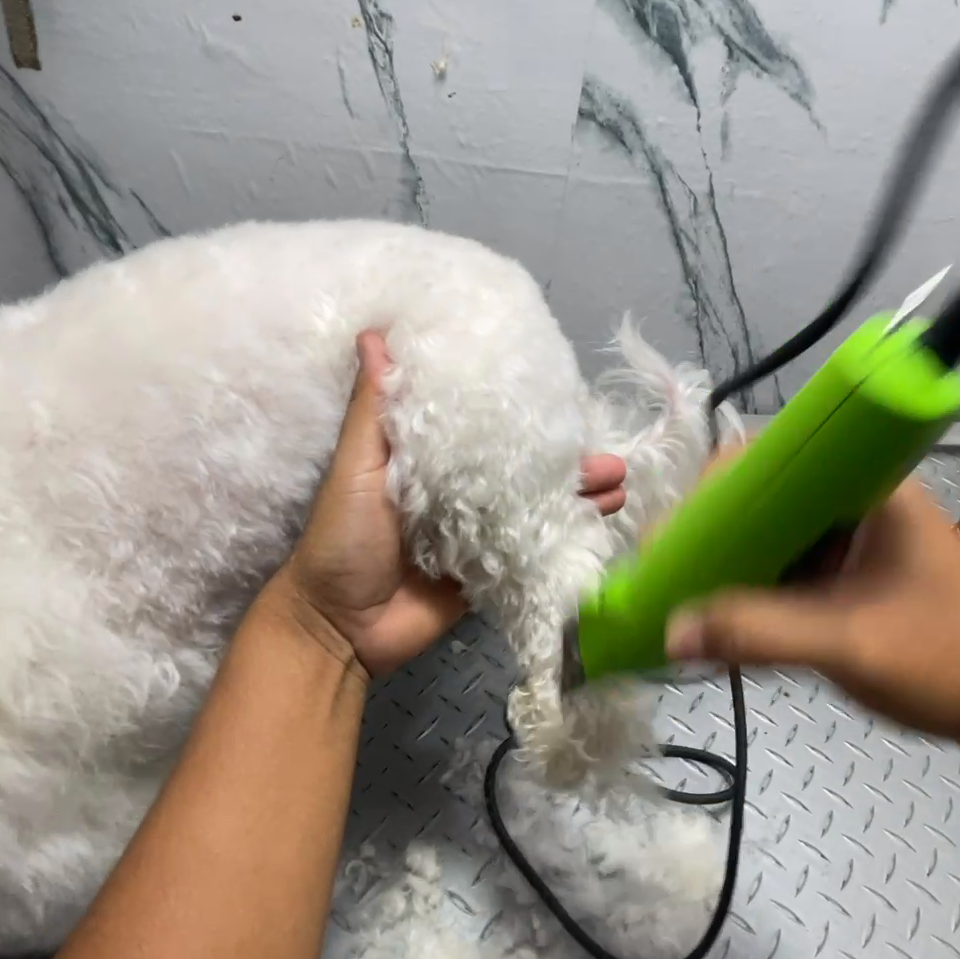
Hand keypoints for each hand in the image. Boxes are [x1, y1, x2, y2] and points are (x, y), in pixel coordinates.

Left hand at [265, 332, 627, 678]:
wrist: (341, 626)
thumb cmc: (344, 537)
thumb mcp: (357, 466)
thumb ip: (373, 409)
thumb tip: (374, 332)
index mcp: (429, 458)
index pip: (483, 424)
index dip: (522, 408)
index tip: (559, 388)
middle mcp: (461, 489)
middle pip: (524, 465)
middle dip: (566, 455)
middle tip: (604, 445)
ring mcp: (482, 531)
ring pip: (539, 503)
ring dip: (578, 492)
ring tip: (618, 481)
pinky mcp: (493, 569)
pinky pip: (536, 546)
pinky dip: (569, 533)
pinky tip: (602, 519)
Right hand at [663, 480, 959, 741]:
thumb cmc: (950, 662)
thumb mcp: (848, 644)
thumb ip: (758, 634)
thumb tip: (671, 632)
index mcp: (867, 487)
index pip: (774, 457)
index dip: (717, 489)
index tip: (677, 533)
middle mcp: (856, 501)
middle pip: (766, 498)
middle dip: (716, 535)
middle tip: (672, 573)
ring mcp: (855, 540)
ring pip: (774, 537)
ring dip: (733, 567)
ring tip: (687, 599)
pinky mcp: (853, 574)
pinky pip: (789, 570)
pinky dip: (757, 592)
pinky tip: (728, 623)